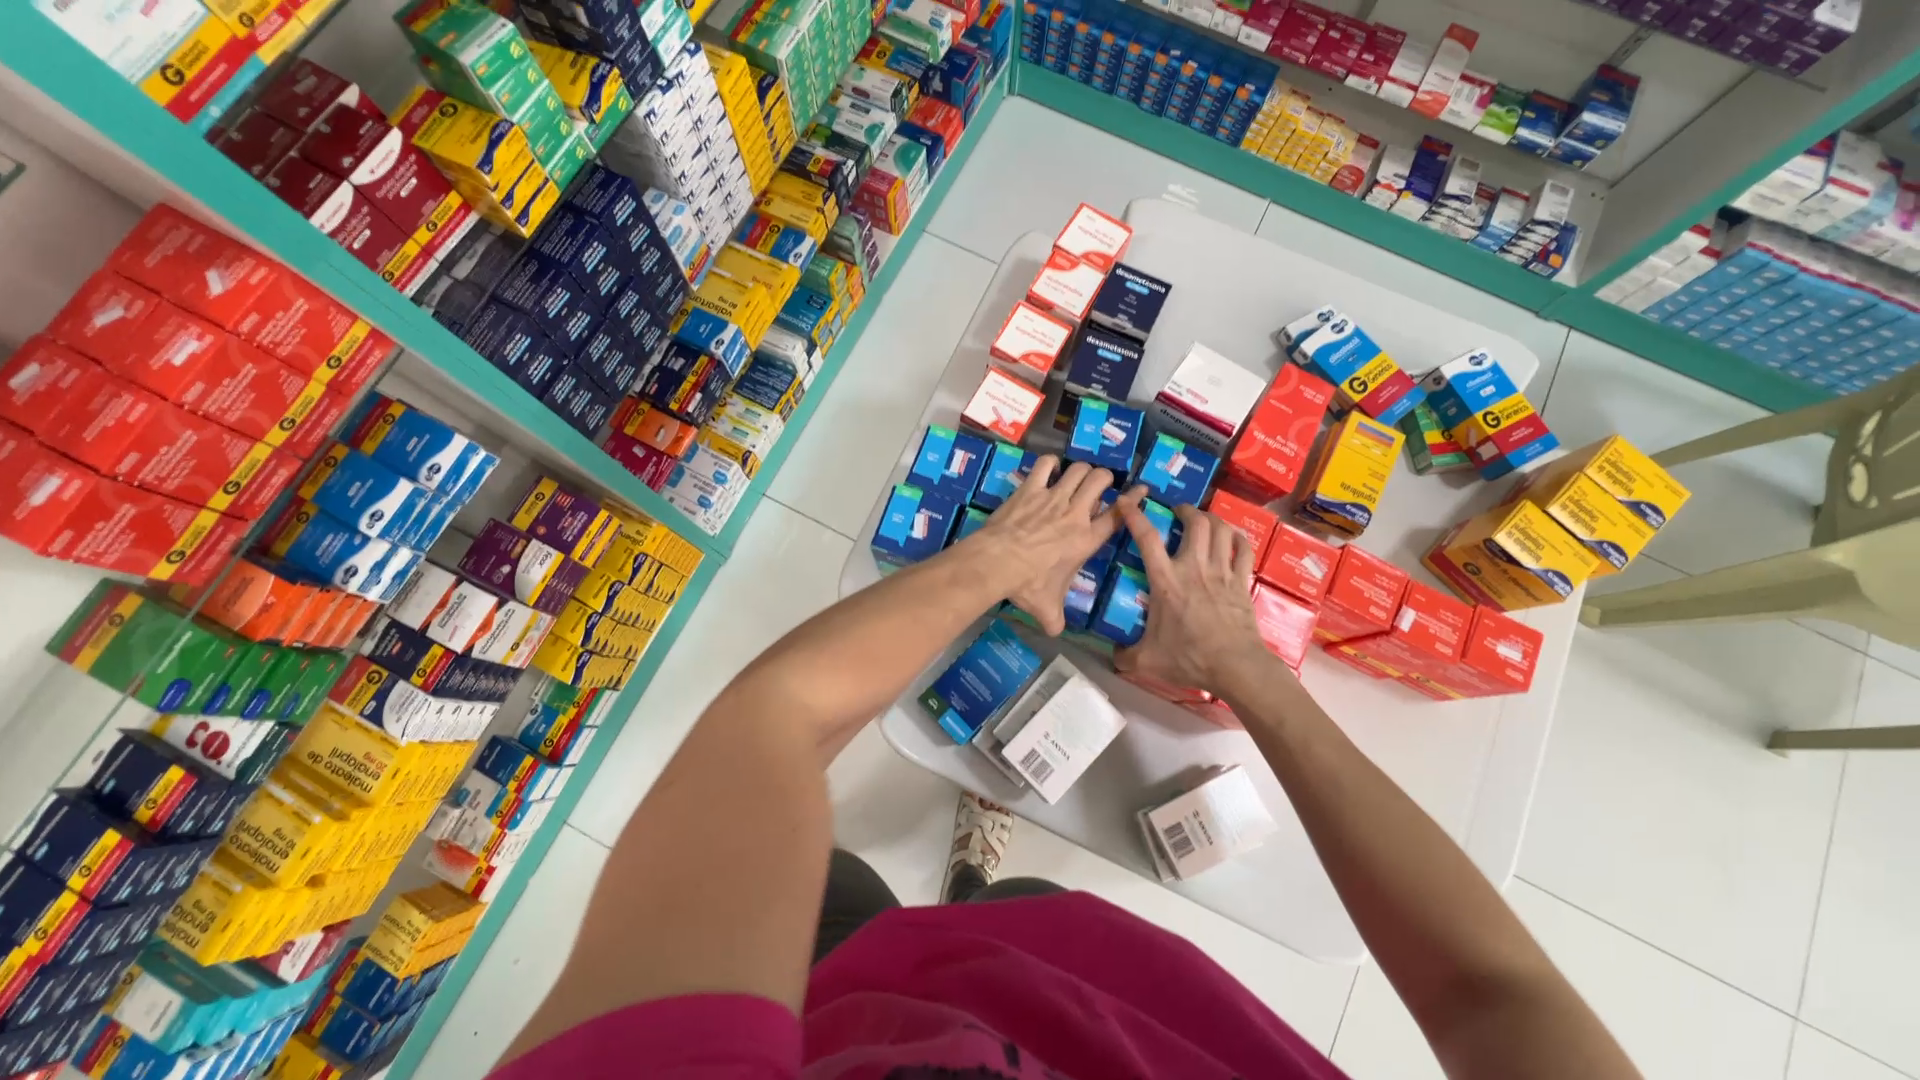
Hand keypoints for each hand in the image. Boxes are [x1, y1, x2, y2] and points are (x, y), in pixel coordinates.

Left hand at [962, 456, 1134, 634]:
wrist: (999, 562)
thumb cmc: (1029, 584)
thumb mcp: (1047, 607)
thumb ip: (1056, 619)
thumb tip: (1055, 632)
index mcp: (1087, 539)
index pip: (1119, 515)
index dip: (1134, 500)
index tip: (1141, 490)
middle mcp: (1076, 514)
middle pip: (1101, 480)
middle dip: (1104, 478)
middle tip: (1098, 485)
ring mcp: (1054, 497)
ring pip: (1079, 469)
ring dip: (1081, 469)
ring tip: (1078, 475)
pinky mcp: (1031, 488)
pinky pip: (1046, 464)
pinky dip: (1050, 463)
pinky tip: (1049, 469)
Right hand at [1115, 502, 1274, 693]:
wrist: (1234, 666)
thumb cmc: (1188, 659)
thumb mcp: (1146, 661)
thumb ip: (1125, 656)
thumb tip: (1113, 656)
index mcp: (1166, 581)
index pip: (1147, 538)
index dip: (1135, 515)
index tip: (1127, 501)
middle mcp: (1194, 568)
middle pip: (1194, 523)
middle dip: (1185, 510)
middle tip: (1177, 512)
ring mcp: (1222, 572)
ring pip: (1220, 529)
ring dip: (1210, 518)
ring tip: (1202, 519)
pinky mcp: (1242, 582)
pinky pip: (1243, 549)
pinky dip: (1237, 537)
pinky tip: (1231, 537)